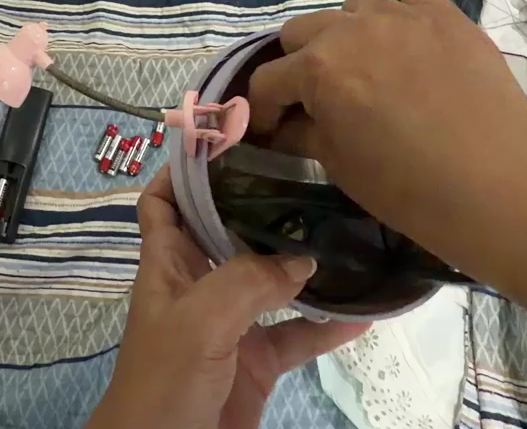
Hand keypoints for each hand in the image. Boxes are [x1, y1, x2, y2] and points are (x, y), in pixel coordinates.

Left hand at [86, 167, 367, 428]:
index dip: (181, 172)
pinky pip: (295, 336)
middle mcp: (196, 283)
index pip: (162, 201)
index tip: (224, 146)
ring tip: (342, 234)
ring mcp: (228, 324)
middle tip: (303, 179)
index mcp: (166, 262)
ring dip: (299, 263)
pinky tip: (364, 313)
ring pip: (267, 281)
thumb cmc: (166, 381)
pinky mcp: (255, 363)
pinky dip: (326, 326)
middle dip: (256, 206)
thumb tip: (302, 258)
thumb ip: (247, 282)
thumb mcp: (199, 321)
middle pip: (223, 230)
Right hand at [246, 0, 526, 280]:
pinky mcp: (447, 17)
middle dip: (298, 66)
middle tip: (317, 100)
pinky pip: (406, 4)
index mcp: (319, 68)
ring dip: (346, 39)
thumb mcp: (340, 165)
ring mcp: (403, 16)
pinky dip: (397, 25)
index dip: (263, 109)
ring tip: (367, 73)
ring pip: (351, 11)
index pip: (268, 79)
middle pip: (301, 32)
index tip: (270, 129)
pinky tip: (410, 56)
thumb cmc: (414, 191)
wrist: (510, 193)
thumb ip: (303, 132)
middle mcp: (353, 28)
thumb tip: (283, 124)